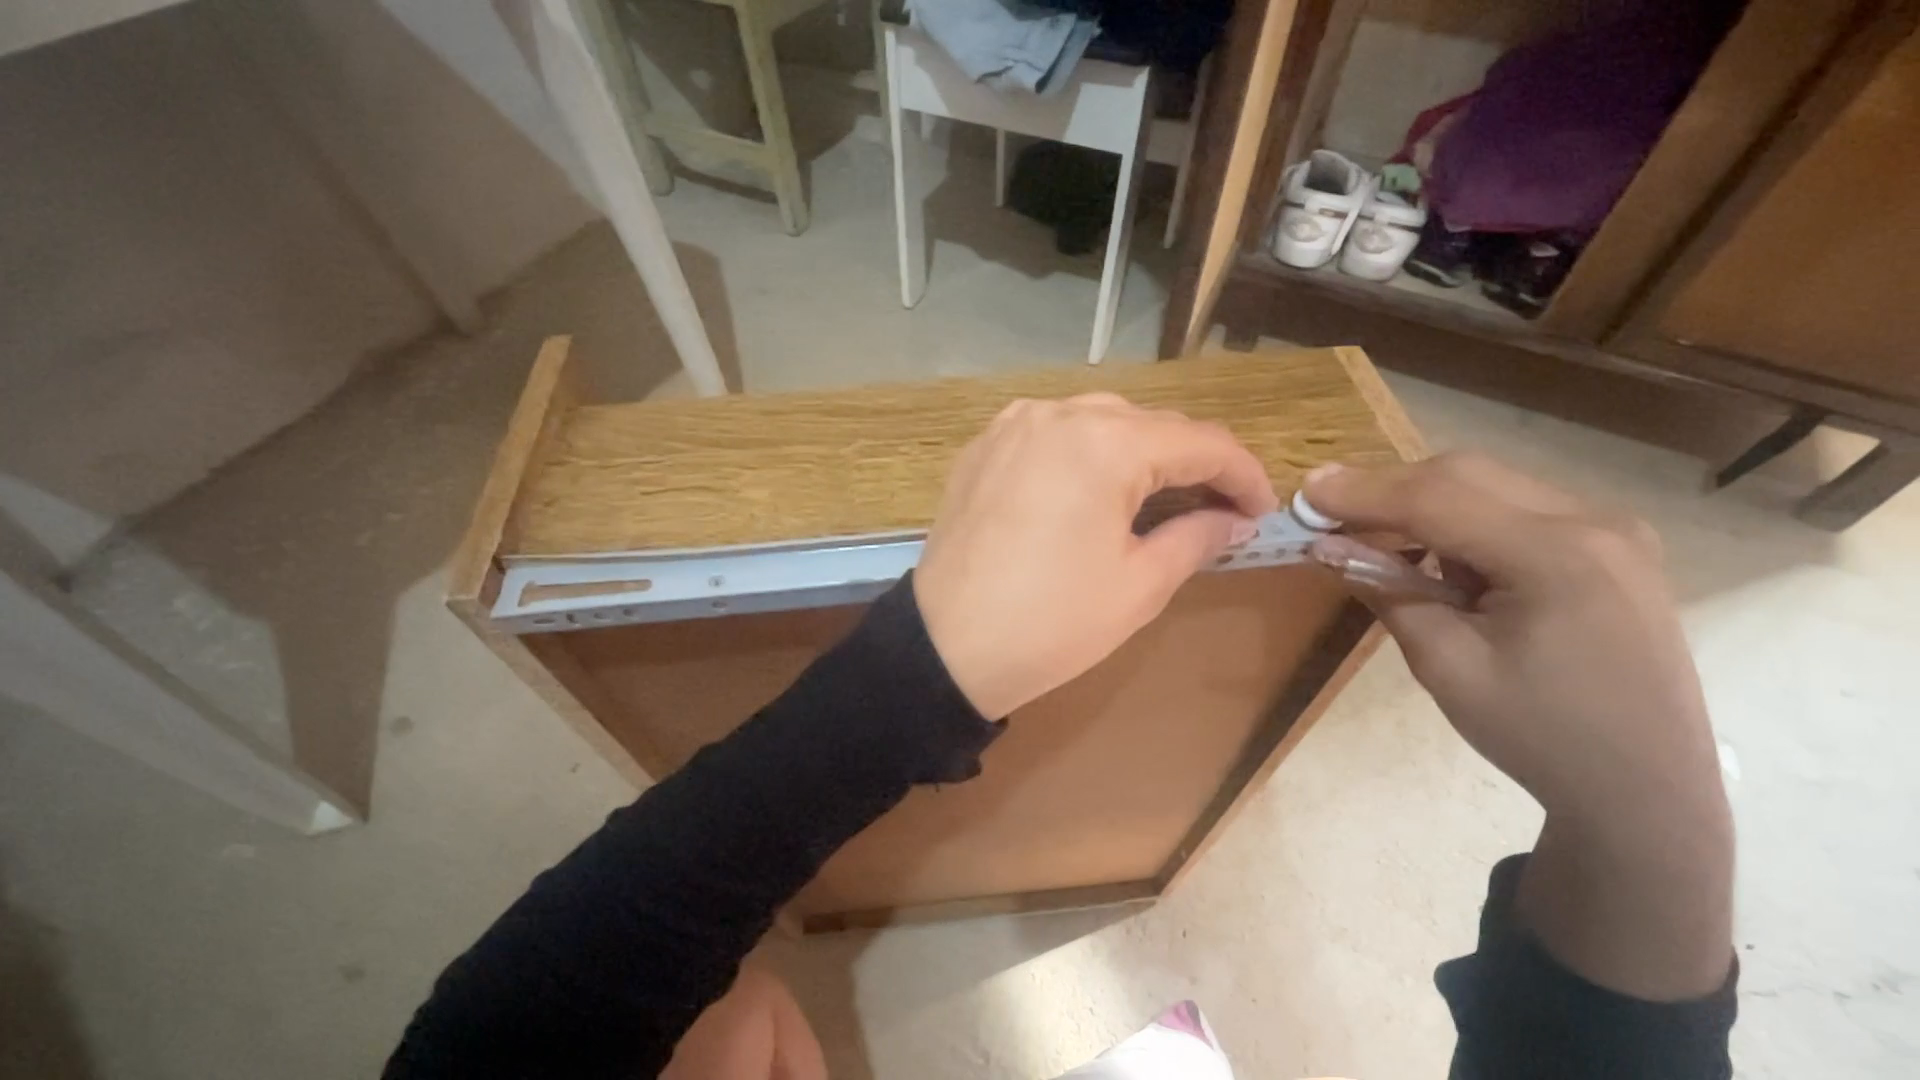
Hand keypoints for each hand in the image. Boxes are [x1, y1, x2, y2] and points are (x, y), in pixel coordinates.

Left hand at [914, 394, 1277, 718]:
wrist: (946, 649)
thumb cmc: (1052, 623)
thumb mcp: (1140, 585)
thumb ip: (1196, 536)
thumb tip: (1234, 519)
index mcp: (1105, 443)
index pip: (1200, 440)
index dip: (1243, 473)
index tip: (1262, 510)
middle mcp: (1058, 414)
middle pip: (1149, 424)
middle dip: (1192, 461)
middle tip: (1217, 508)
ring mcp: (1013, 425)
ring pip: (1099, 421)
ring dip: (1139, 452)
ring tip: (1160, 498)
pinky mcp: (983, 446)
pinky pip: (1052, 433)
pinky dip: (1085, 452)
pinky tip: (1095, 489)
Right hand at [1303, 453, 1720, 820]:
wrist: (1647, 788)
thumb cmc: (1539, 736)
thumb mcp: (1446, 666)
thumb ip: (1388, 592)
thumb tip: (1327, 545)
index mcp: (1558, 555)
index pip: (1437, 498)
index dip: (1362, 492)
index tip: (1303, 494)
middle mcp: (1593, 521)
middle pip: (1465, 475)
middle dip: (1389, 489)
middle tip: (1328, 514)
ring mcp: (1611, 527)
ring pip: (1489, 484)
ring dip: (1424, 502)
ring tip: (1376, 541)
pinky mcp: (1611, 543)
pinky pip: (1517, 507)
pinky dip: (1463, 519)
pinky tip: (1440, 558)